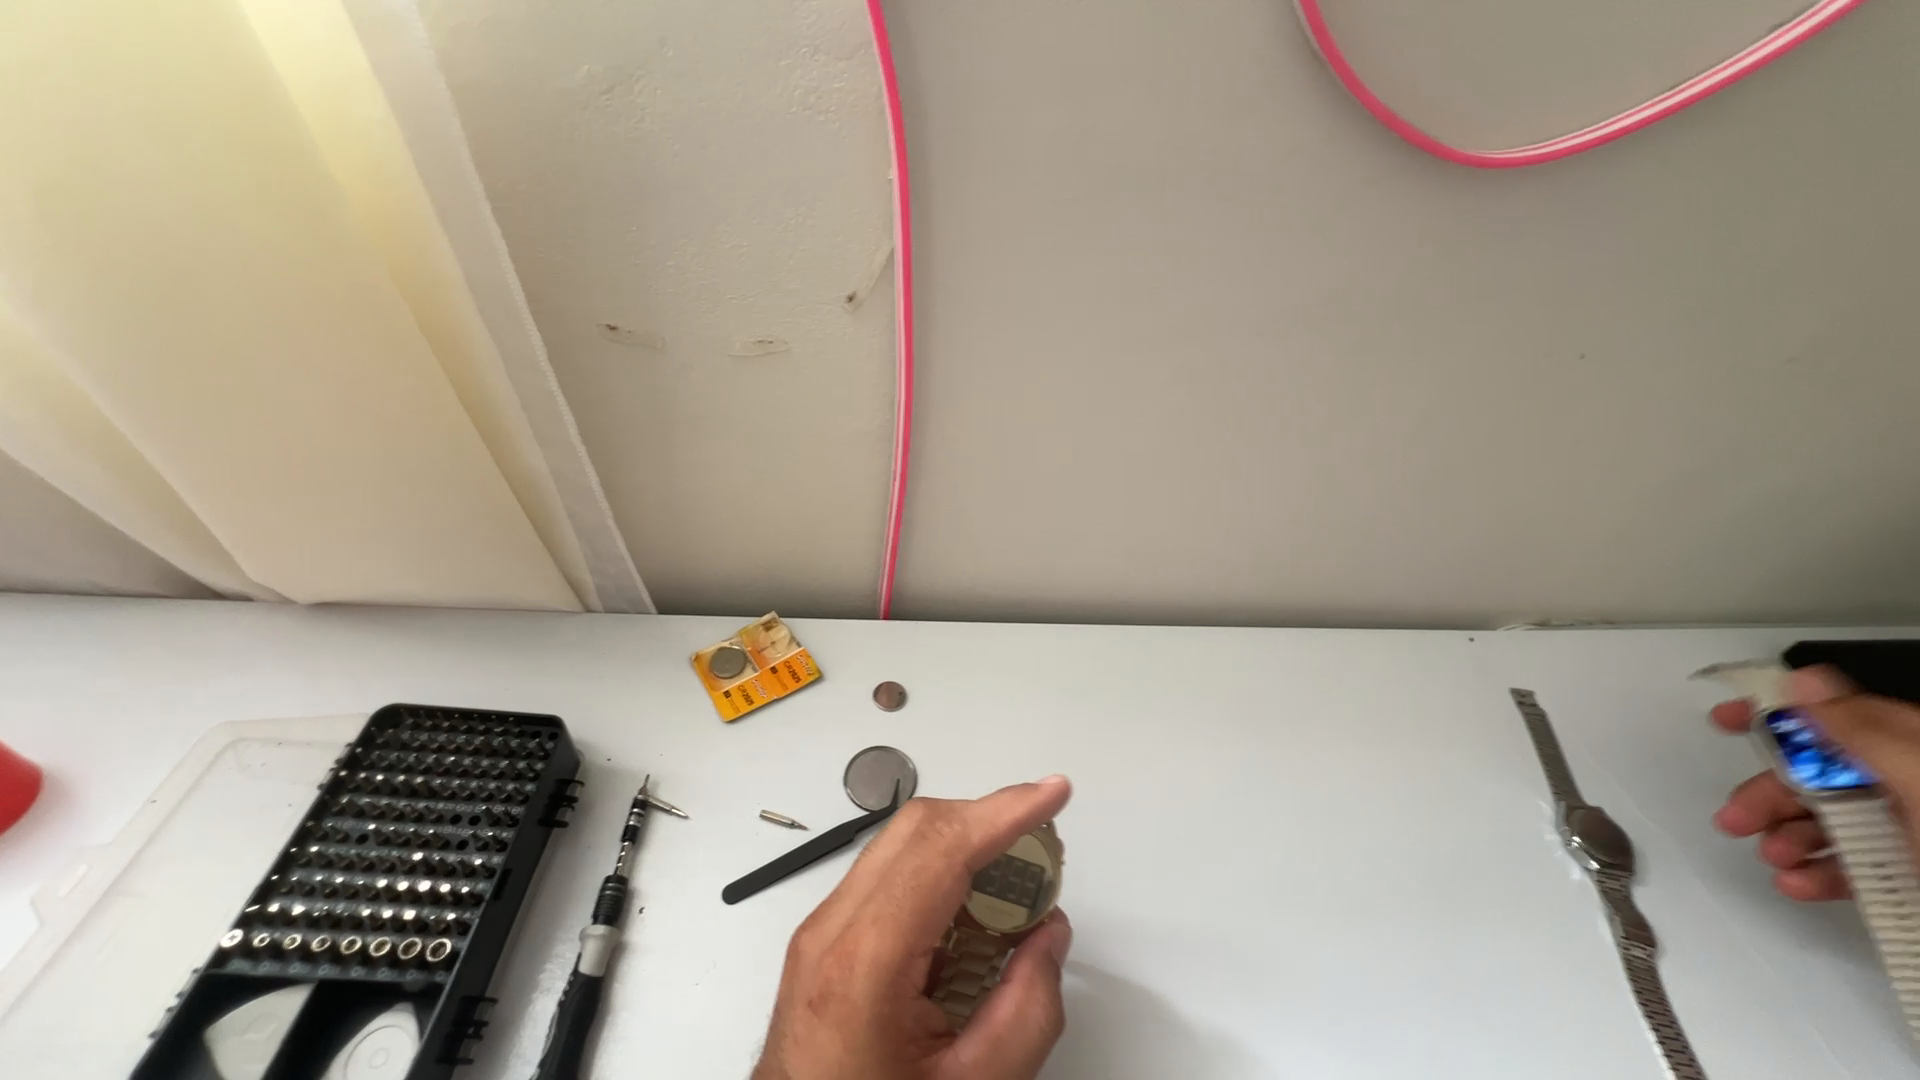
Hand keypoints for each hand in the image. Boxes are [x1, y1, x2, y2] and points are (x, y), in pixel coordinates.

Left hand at [753, 776, 1073, 1079]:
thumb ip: (1027, 1011)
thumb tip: (1049, 932)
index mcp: (863, 963)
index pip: (940, 850)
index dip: (1004, 812)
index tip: (1054, 793)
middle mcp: (830, 929)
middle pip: (916, 829)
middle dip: (988, 819)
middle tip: (1045, 845)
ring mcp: (820, 929)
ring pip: (901, 843)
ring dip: (964, 843)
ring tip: (1017, 881)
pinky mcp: (823, 937)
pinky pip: (888, 875)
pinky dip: (939, 872)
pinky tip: (972, 911)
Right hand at [1711, 666, 1919, 901]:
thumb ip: (1863, 731)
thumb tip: (1804, 682)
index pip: (1841, 714)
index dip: (1778, 713)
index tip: (1724, 721)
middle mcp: (1917, 782)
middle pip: (1826, 773)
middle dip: (1773, 794)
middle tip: (1734, 818)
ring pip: (1836, 820)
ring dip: (1791, 836)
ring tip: (1773, 859)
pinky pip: (1862, 863)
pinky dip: (1822, 872)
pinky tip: (1801, 884)